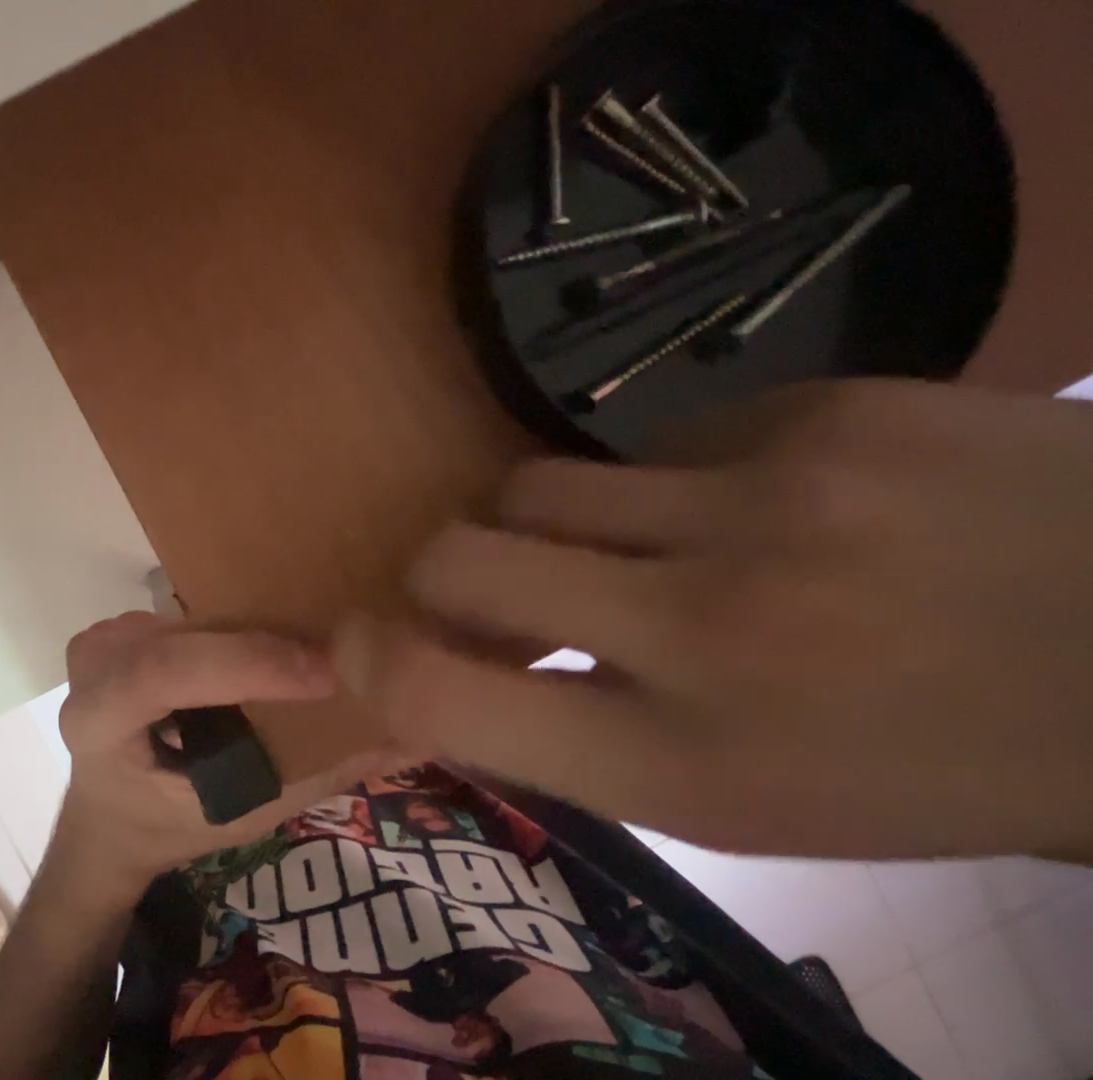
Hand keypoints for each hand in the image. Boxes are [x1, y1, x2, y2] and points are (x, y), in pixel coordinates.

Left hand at [50, 612, 394, 902]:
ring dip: (249, 636)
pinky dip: (230, 632)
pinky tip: (263, 649)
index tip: (322, 674)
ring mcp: (99, 643)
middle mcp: (88, 670)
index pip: (164, 672)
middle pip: (182, 637)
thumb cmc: (165, 827)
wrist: (108, 820)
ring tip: (306, 656)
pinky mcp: (119, 631)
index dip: (245, 663)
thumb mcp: (239, 816)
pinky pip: (183, 618)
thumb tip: (409, 739)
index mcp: (96, 722)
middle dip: (262, 647)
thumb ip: (315, 776)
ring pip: (188, 620)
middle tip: (335, 662)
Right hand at [337, 379, 1092, 859]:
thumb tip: (436, 662)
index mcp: (681, 759)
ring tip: (641, 546)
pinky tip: (762, 507)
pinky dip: (670, 482)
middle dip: (446, 570)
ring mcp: (765, 504)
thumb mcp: (728, 799)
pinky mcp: (821, 412)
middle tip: (497, 587)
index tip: (357, 638)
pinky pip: (657, 440)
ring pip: (537, 483)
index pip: (445, 693)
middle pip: (458, 554)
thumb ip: (565, 733)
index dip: (371, 659)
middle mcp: (705, 629)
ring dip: (550, 524)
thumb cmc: (914, 762)